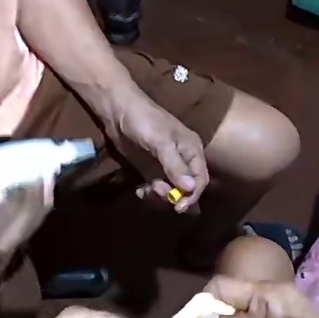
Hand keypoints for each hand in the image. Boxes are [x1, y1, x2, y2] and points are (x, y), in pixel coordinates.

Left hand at [105, 89, 207, 212]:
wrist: (118, 110)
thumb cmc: (145, 121)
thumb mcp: (161, 143)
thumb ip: (175, 166)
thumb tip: (190, 189)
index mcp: (192, 151)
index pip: (200, 179)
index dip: (193, 195)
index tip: (179, 207)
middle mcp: (183, 161)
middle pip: (186, 189)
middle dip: (173, 197)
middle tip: (157, 194)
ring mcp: (166, 166)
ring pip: (171, 191)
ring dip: (160, 197)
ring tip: (146, 191)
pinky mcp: (151, 170)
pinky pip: (156, 189)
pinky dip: (150, 194)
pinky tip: (140, 191)